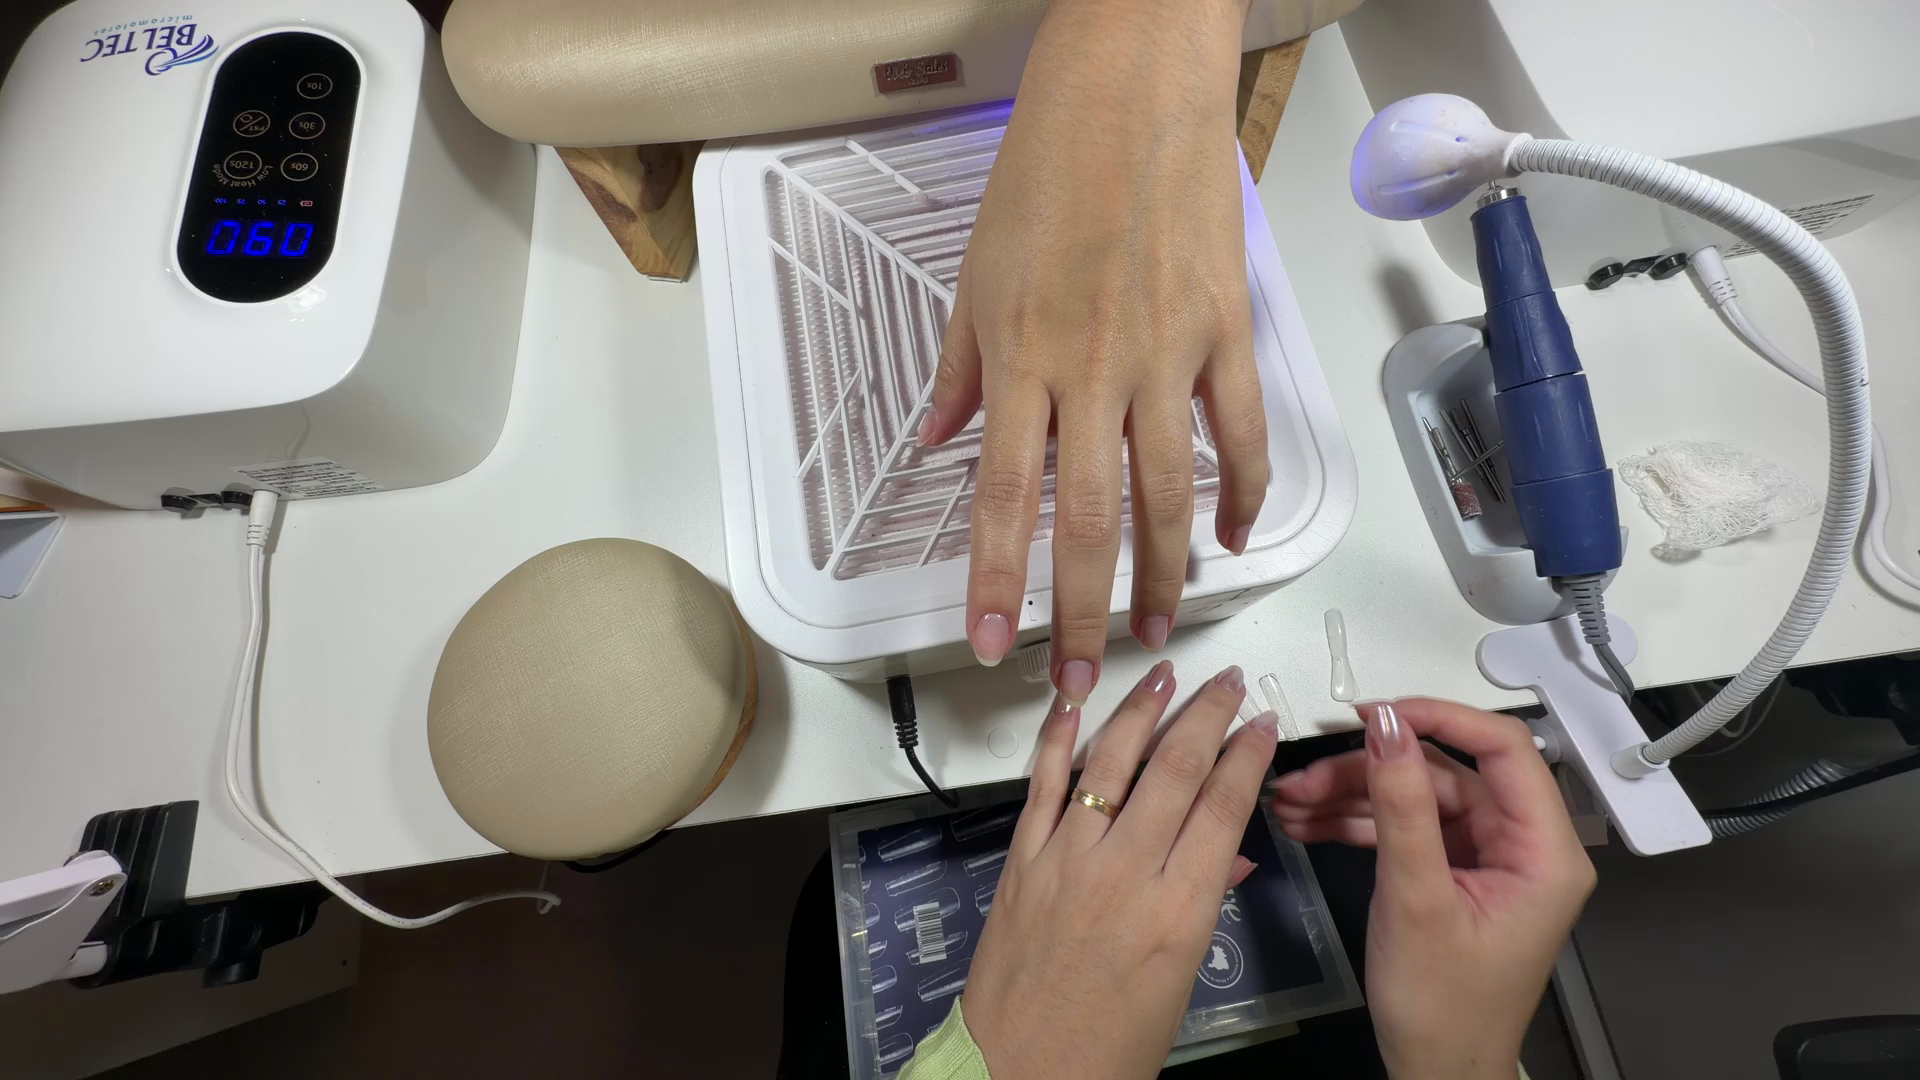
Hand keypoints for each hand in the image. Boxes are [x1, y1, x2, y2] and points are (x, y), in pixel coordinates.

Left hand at [920, 0, 1269, 704]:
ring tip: (1161, 629)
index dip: (999, 582)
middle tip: (1084, 675)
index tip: (994, 645)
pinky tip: (1235, 538)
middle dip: (1083, 609)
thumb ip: (959, 376)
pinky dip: (1244, 491)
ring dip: (1166, 572)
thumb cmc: (1042, 177)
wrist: (1130, 90)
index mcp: (1024, 362)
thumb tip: (938, 447)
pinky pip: (1240, 430)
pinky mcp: (1226, 330)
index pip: (1005, 499)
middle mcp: (1095, 372)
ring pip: (1170, 491)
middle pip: (1090, 518)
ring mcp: (1169, 355)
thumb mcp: (974, 279)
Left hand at [963, 662, 1277, 1079]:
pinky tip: (1073, 703)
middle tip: (1227, 684)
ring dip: (1141, 709)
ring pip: (1112, 761)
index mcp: (1177, 912)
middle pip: (1175, 769)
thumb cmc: (1107, 1047)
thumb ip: (1202, 903)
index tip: (1261, 724)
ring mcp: (1067, 856)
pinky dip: (1057, 737)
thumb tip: (1226, 849)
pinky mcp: (1024, 854)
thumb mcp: (1179, 982)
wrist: (1016, 1072)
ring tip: (1166, 674)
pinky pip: (1043, 782)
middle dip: (1207, 716)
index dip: (1247, 756)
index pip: (1223, 808)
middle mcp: (1124, 872)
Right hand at [1269, 699, 1596, 1078]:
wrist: (1434, 1067)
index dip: (1437, 717)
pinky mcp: (1446, 864)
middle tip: (1303, 778)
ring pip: (1407, 793)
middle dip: (1364, 771)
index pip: (1502, 747)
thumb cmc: (1442, 1003)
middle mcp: (1517, 842)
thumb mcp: (1415, 897)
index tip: (1373, 715)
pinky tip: (1307, 822)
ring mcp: (1479, 853)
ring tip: (1290, 804)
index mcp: (1542, 851)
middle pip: (1436, 771)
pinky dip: (1350, 819)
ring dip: (1345, 795)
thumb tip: (1384, 727)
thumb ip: (1401, 805)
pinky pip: (1396, 822)